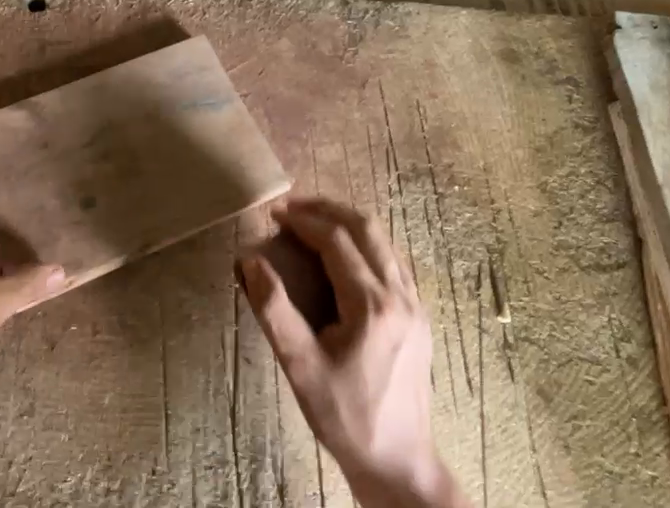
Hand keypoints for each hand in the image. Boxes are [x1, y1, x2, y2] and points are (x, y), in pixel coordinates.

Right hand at [239, 198, 463, 507]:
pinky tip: (340, 255)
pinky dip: (363, 244)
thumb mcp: (300, 366)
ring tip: (311, 222)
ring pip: (384, 242)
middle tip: (291, 208)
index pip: (336, 240)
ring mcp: (415, 305)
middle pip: (366, 228)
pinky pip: (391, 261)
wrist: (399, 462)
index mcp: (372, 306)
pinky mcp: (419, 317)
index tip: (272, 214)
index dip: (303, 220)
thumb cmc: (345, 416)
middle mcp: (401, 296)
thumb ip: (274, 309)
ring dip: (346, 223)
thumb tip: (250, 260)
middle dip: (327, 209)